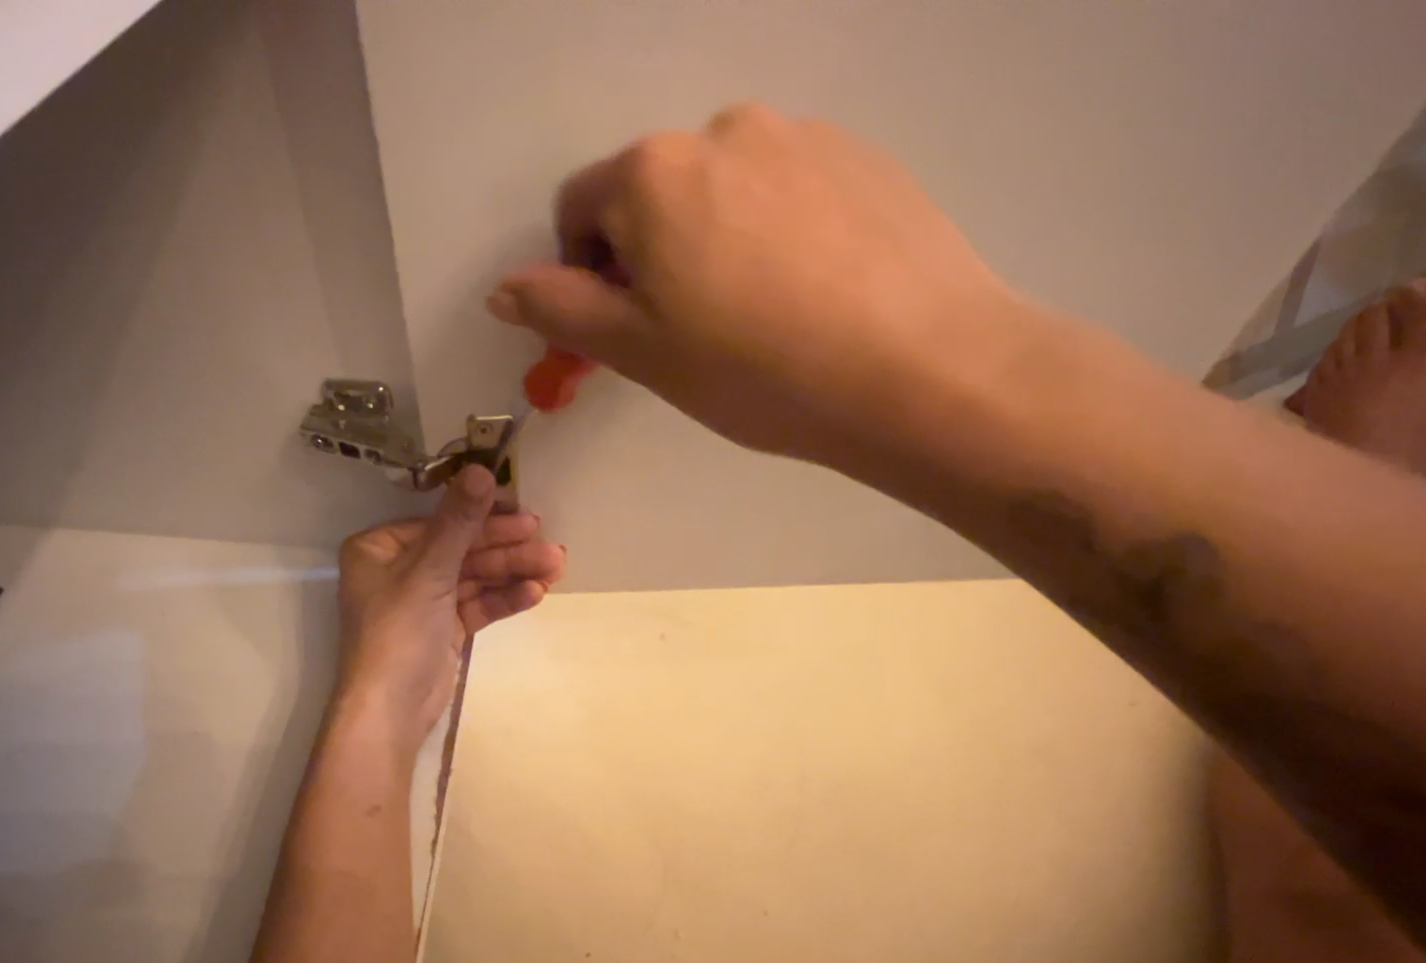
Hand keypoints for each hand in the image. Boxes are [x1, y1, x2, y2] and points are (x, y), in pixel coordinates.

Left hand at [332, 465, 566, 754]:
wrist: (389, 713)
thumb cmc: (398, 633)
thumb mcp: (429, 571)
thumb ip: (459, 522)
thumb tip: (480, 468)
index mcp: (379, 548)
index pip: (440, 523)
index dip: (484, 519)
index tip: (525, 514)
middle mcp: (398, 569)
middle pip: (461, 550)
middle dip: (507, 550)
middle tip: (549, 544)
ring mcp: (422, 601)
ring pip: (474, 577)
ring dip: (513, 572)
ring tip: (556, 567)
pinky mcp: (442, 629)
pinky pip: (477, 604)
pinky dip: (504, 598)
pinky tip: (536, 592)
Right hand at [487, 103, 1032, 473]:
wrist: (921, 369)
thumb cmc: (756, 368)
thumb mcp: (639, 350)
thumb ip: (561, 309)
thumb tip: (504, 287)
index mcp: (653, 172)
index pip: (579, 208)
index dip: (584, 272)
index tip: (624, 327)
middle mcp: (722, 130)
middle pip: (652, 193)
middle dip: (651, 254)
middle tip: (693, 329)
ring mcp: (801, 136)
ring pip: (722, 190)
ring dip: (715, 239)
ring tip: (761, 312)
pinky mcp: (863, 156)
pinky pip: (787, 189)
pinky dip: (777, 231)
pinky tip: (813, 290)